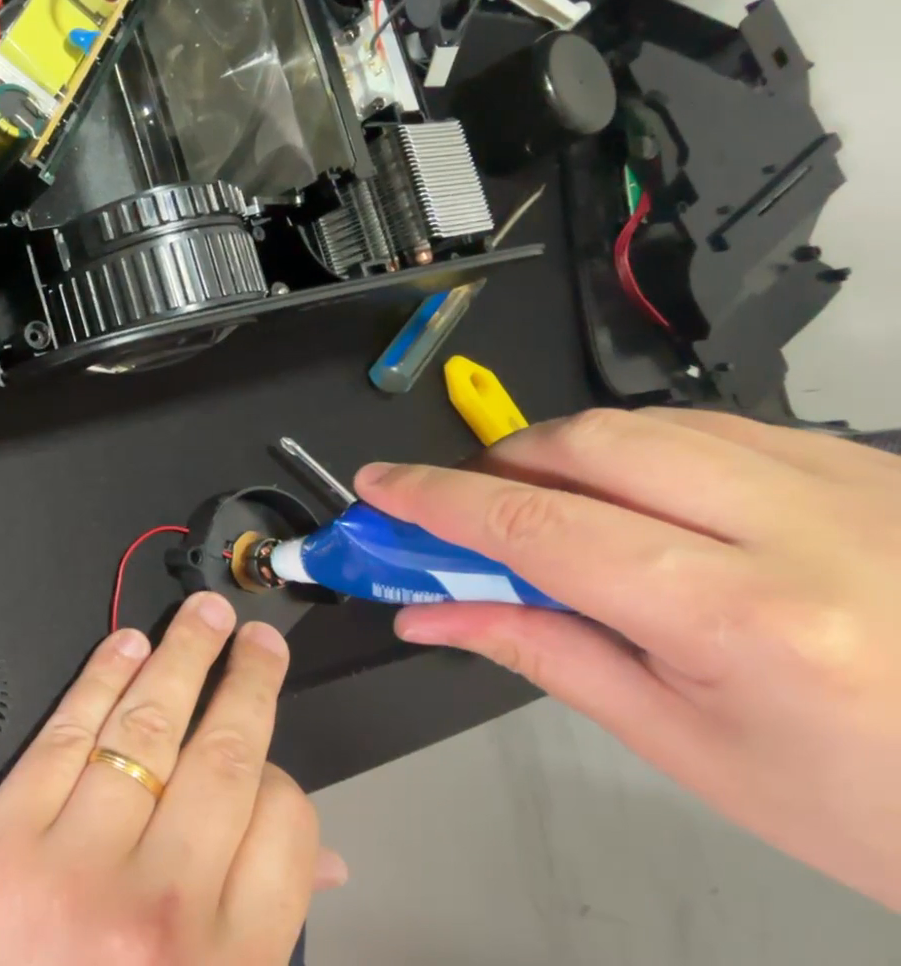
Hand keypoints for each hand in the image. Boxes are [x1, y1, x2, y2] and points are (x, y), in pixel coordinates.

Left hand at [0, 593, 346, 965]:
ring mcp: (75, 857)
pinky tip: (127, 647)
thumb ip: (258, 933)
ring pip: (146, 730)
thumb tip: (317, 859)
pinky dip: (101, 679)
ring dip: (182, 659)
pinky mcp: (5, 830)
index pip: (280, 828)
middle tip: (260, 640)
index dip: (282, 775)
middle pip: (220, 761)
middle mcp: (156, 901)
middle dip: (247, 687)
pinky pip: (66, 734)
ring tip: (206, 618)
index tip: (269, 753)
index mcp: (220, 958)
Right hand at [358, 408, 900, 908]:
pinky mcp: (883, 471)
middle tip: (463, 505)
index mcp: (745, 619)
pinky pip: (726, 427)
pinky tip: (641, 497)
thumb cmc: (878, 807)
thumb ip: (542, 652)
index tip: (379, 487)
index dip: (436, 499)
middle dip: (500, 461)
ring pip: (654, 421)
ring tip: (549, 504)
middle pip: (591, 443)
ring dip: (568, 451)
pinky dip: (647, 450)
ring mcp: (860, 485)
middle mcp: (807, 528)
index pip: (537, 524)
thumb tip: (428, 615)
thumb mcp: (685, 744)